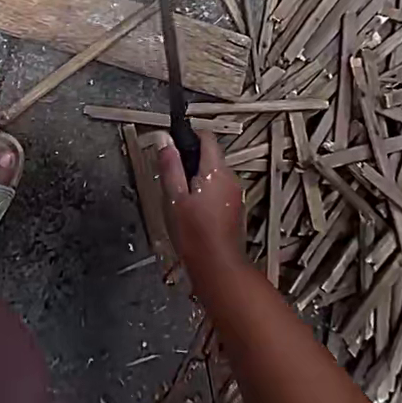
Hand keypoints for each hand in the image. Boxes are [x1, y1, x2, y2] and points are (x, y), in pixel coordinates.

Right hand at [154, 130, 245, 271]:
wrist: (218, 266)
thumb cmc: (195, 235)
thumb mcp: (174, 197)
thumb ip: (170, 167)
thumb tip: (165, 142)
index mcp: (215, 170)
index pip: (206, 137)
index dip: (189, 136)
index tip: (174, 144)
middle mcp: (230, 177)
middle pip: (211, 155)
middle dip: (191, 161)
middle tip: (172, 177)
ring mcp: (235, 193)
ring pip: (215, 173)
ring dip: (199, 178)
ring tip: (181, 198)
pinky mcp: (236, 207)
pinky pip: (220, 189)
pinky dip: (207, 192)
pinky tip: (194, 211)